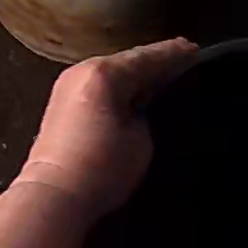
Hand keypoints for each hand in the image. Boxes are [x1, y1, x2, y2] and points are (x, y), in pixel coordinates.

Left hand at [15, 38, 197, 219]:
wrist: (54, 197)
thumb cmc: (98, 170)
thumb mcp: (141, 140)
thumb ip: (146, 114)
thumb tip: (140, 109)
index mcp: (103, 73)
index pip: (148, 57)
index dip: (174, 55)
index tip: (193, 50)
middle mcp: (81, 73)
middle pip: (126, 62)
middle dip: (153, 64)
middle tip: (181, 61)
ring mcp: (66, 89)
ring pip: (109, 76)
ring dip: (132, 78)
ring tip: (158, 81)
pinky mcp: (59, 110)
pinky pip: (95, 91)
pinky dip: (114, 92)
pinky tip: (130, 100)